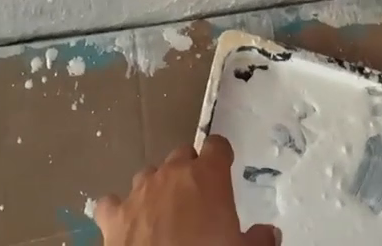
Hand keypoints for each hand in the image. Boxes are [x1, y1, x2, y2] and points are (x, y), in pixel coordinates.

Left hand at [94, 134, 280, 245]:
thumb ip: (259, 239)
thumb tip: (269, 233)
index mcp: (207, 175)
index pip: (217, 145)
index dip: (221, 156)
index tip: (224, 168)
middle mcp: (172, 172)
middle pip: (182, 155)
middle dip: (189, 171)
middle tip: (197, 199)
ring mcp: (139, 191)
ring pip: (149, 174)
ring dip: (157, 187)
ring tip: (164, 212)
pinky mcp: (114, 216)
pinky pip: (112, 203)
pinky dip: (120, 210)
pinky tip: (126, 222)